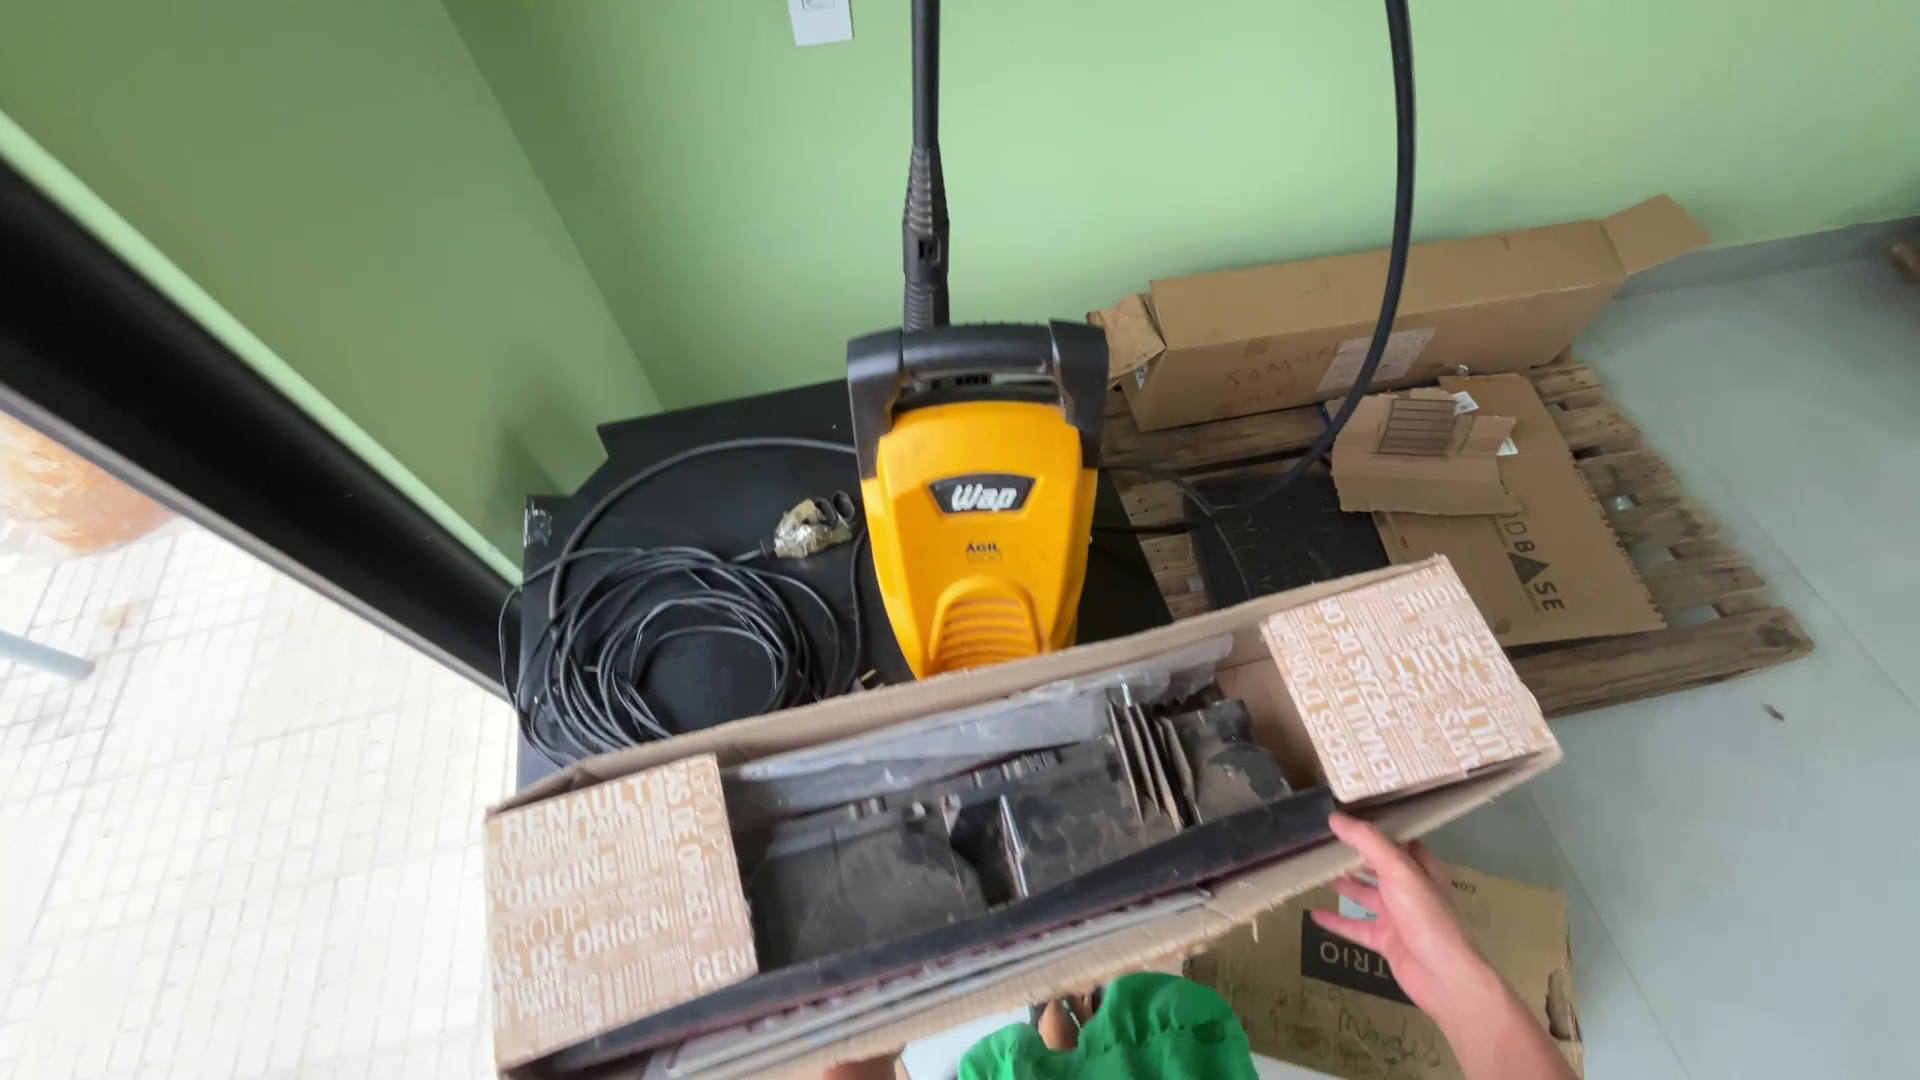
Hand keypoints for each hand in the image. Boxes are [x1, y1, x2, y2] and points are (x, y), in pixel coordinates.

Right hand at [1316, 814, 1575, 1079]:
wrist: (1446, 978)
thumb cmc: (1427, 917)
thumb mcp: (1398, 870)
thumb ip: (1367, 841)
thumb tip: (1335, 818)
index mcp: (1420, 869)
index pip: (1399, 841)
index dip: (1377, 829)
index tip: (1347, 817)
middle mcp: (1411, 890)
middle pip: (1379, 866)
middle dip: (1354, 855)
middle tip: (1322, 841)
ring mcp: (1398, 917)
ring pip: (1366, 894)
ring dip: (1344, 884)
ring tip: (1314, 871)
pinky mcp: (1387, 941)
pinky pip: (1356, 927)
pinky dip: (1337, 921)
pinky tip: (1314, 914)